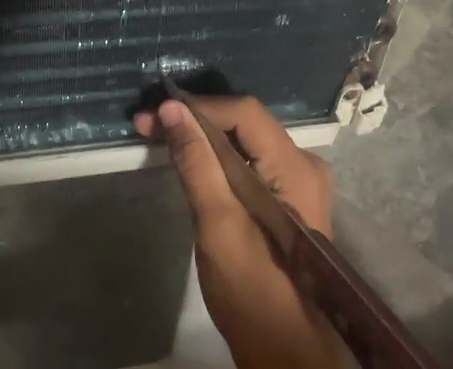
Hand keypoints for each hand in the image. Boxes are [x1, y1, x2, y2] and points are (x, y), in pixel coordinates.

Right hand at [134, 97, 341, 368]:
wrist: (288, 352)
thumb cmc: (253, 291)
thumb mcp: (218, 225)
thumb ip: (197, 162)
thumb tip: (172, 109)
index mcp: (296, 168)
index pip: (246, 113)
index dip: (200, 107)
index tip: (156, 114)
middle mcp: (304, 165)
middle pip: (246, 124)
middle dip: (196, 121)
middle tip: (148, 126)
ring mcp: (298, 183)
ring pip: (246, 142)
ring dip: (203, 139)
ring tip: (159, 138)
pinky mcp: (288, 201)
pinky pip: (251, 163)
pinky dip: (218, 159)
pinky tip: (189, 161)